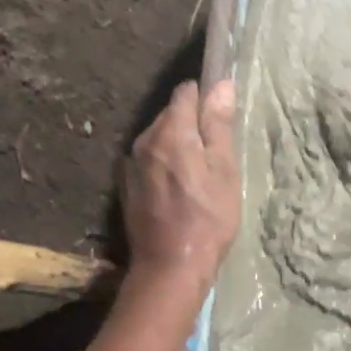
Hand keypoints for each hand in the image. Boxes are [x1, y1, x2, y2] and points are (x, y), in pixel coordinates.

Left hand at [124, 79, 239, 289]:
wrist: (170, 266)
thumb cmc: (208, 218)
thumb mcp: (224, 170)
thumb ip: (219, 125)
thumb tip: (220, 84)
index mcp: (171, 131)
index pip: (186, 92)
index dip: (207, 98)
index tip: (223, 118)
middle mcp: (144, 139)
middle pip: (171, 114)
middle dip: (193, 123)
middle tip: (217, 153)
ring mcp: (131, 163)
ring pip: (159, 137)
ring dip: (178, 144)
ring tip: (200, 172)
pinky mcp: (126, 184)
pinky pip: (150, 160)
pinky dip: (165, 163)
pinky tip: (179, 187)